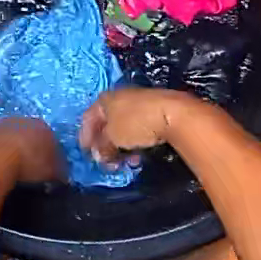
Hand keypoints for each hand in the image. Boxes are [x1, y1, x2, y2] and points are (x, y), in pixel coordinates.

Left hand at [0, 116, 63, 184]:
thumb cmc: (29, 164)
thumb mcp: (53, 173)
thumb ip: (59, 171)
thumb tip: (61, 175)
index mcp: (44, 127)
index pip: (51, 139)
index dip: (49, 154)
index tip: (46, 168)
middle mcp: (23, 120)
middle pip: (28, 134)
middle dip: (28, 148)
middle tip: (27, 167)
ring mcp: (1, 123)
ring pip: (9, 136)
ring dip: (10, 148)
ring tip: (9, 167)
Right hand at [79, 87, 201, 166]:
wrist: (175, 114)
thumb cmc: (136, 123)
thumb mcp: (113, 139)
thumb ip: (102, 147)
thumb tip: (99, 155)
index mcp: (104, 99)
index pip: (88, 119)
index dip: (85, 138)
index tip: (87, 154)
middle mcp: (119, 97)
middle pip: (106, 124)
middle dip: (105, 145)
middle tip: (107, 162)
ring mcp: (138, 102)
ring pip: (123, 127)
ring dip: (121, 146)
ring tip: (126, 162)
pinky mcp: (155, 109)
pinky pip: (138, 127)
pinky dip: (135, 141)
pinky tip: (140, 154)